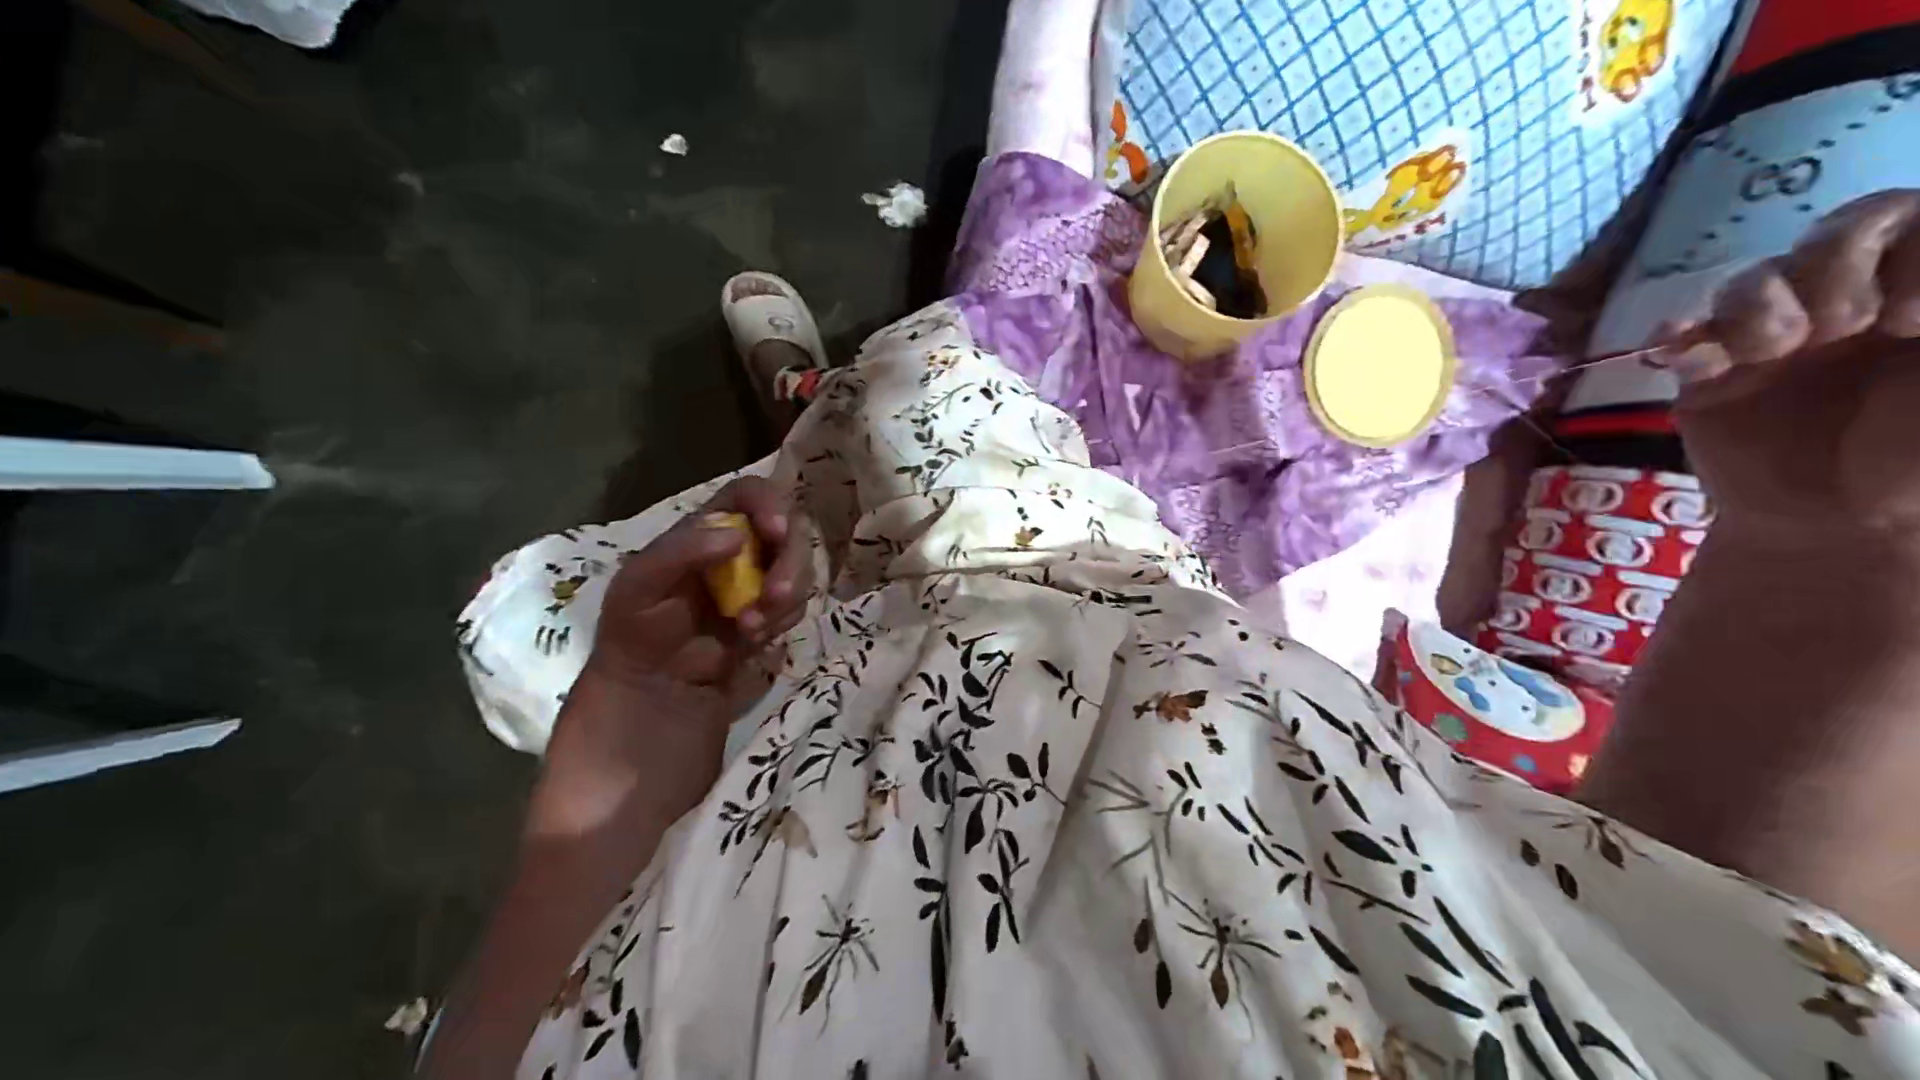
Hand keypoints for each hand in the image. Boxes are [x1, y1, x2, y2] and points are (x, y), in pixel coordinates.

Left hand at [587, 475, 810, 698]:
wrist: (649, 687)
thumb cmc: (636, 627)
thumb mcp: (639, 583)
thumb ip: (681, 550)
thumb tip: (738, 537)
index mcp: (710, 527)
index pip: (751, 494)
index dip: (770, 503)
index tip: (775, 532)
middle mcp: (744, 546)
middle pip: (791, 529)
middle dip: (790, 562)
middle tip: (774, 596)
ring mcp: (762, 579)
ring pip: (802, 568)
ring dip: (786, 597)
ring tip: (750, 628)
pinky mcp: (774, 612)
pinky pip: (798, 605)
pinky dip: (782, 621)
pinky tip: (752, 638)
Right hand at [1665, 190, 1919, 540]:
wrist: (1842, 522)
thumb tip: (1900, 298)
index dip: (1913, 250)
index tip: (1914, 321)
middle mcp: (1859, 297)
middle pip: (1839, 228)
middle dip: (1836, 269)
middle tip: (1847, 328)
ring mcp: (1775, 335)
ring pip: (1754, 278)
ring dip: (1758, 309)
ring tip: (1771, 354)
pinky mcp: (1706, 373)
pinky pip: (1678, 333)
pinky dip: (1679, 338)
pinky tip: (1687, 360)